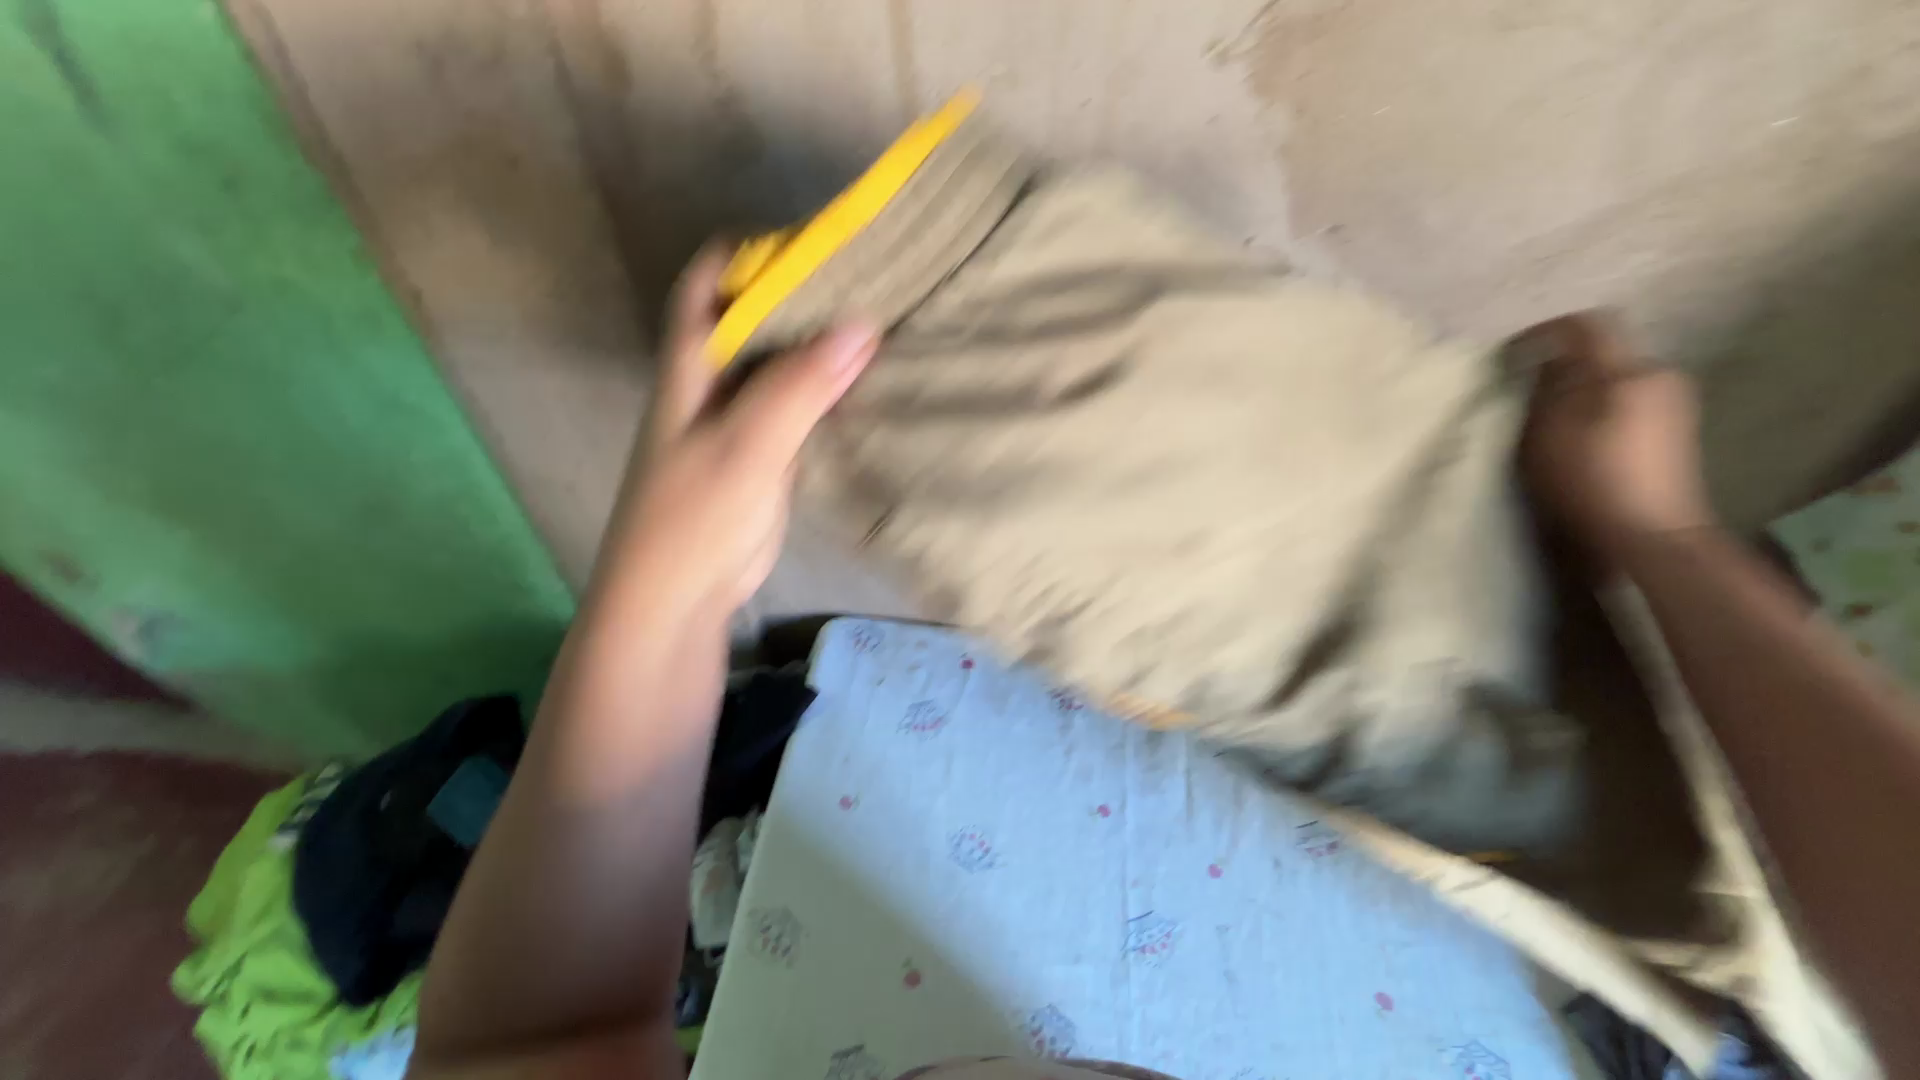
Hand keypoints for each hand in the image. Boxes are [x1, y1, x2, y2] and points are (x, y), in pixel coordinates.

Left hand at [605, 244, 878, 622]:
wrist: (676, 600)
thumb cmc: (693, 517)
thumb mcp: (748, 445)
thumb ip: (799, 386)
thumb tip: (864, 321)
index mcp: (690, 366)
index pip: (706, 286)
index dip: (747, 254)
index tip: (811, 239)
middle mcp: (712, 384)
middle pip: (753, 320)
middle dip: (801, 296)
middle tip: (869, 276)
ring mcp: (738, 423)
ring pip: (780, 366)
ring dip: (820, 346)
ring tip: (882, 321)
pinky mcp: (763, 459)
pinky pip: (798, 408)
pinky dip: (827, 392)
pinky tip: (866, 385)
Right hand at [1517, 312, 1714, 568]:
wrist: (1649, 535)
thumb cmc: (1590, 480)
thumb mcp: (1549, 430)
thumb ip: (1549, 386)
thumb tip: (1549, 359)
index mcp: (1630, 370)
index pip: (1586, 326)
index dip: (1544, 333)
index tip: (1512, 356)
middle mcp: (1660, 375)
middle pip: (1603, 353)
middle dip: (1563, 366)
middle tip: (1527, 391)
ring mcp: (1674, 403)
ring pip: (1615, 378)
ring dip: (1581, 389)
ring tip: (1550, 418)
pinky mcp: (1675, 430)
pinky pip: (1628, 400)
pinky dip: (1599, 408)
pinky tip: (1580, 439)